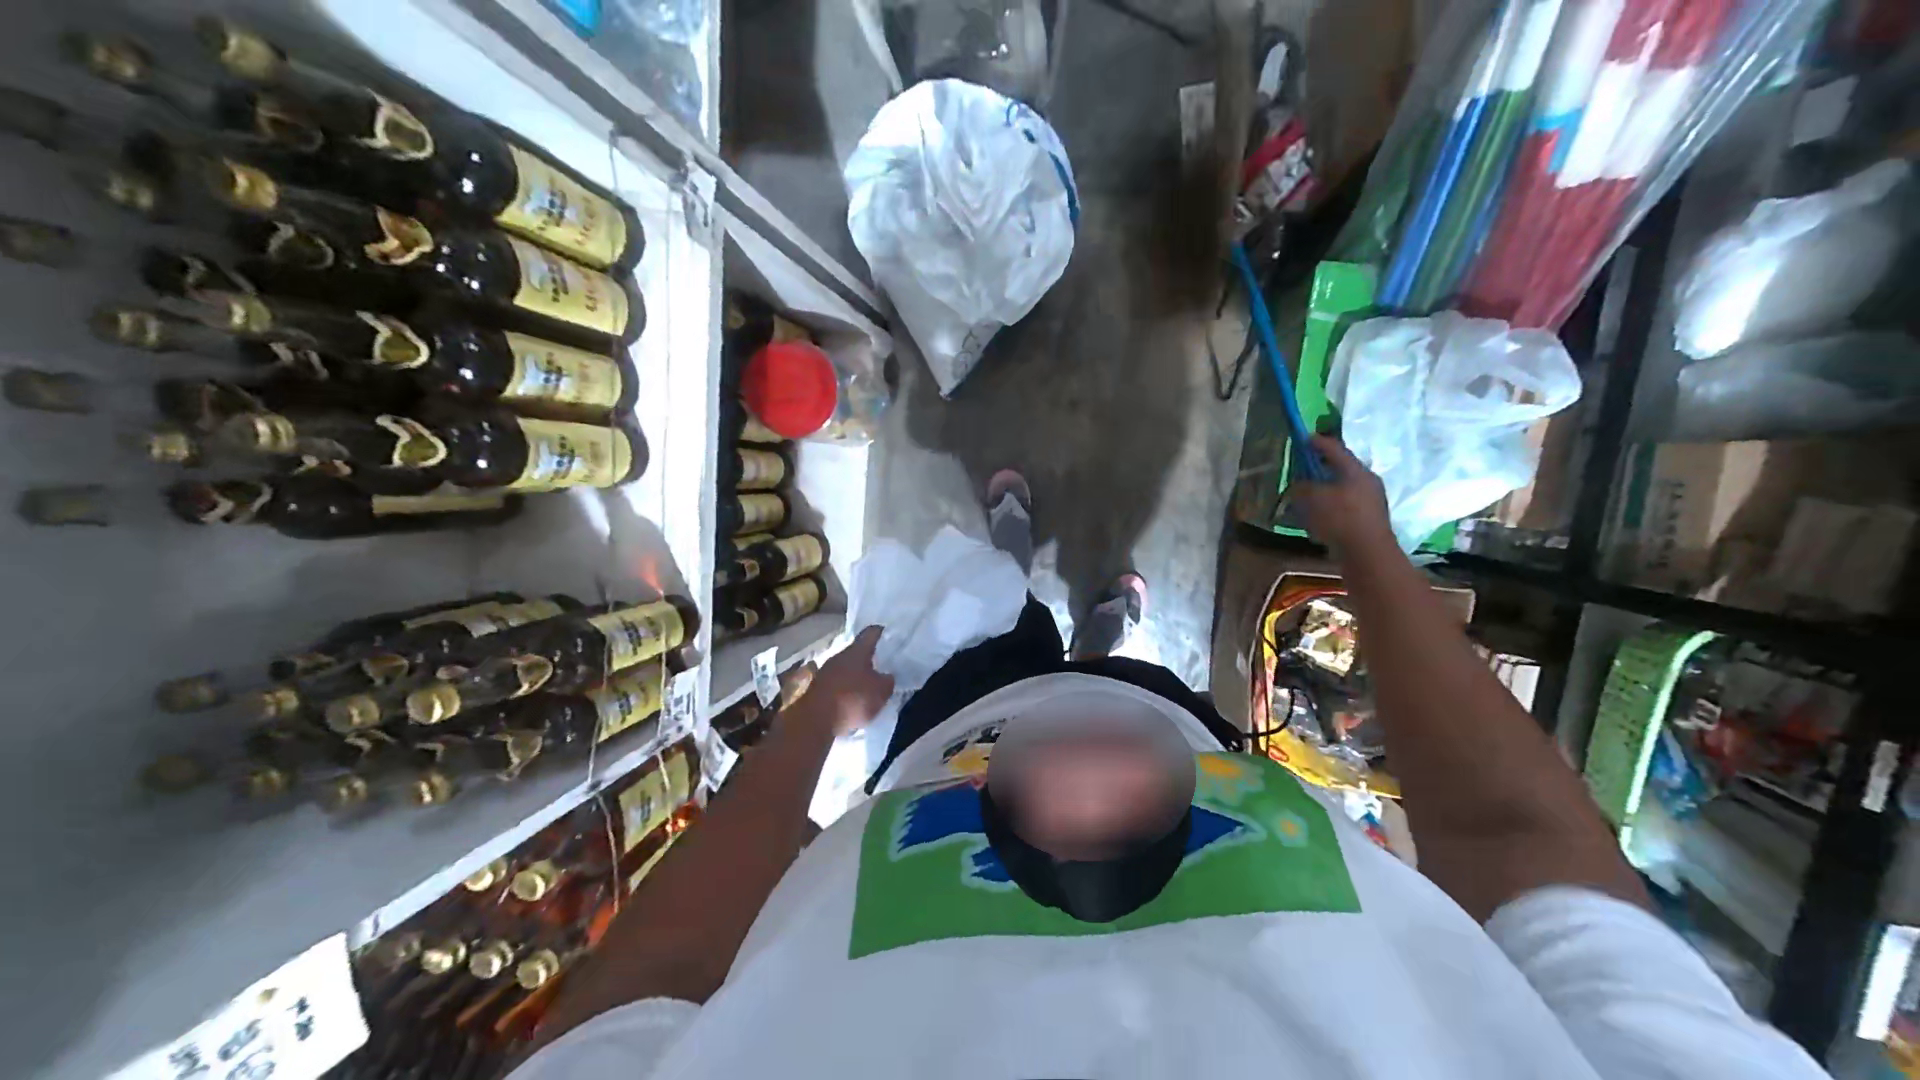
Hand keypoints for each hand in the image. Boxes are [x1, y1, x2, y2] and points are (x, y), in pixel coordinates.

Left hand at [806, 626, 892, 735]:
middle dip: (867, 658)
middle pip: (855, 652)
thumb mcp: (882, 692)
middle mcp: (839, 656)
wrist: (816, 720)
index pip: (870, 633)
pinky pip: (835, 684)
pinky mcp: (815, 689)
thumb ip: (887, 681)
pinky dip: (844, 688)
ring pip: (844, 668)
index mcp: (857, 651)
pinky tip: (850, 699)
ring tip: (866, 685)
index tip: (885, 631)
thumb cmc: (854, 699)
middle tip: (879, 664)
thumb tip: (887, 676)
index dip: (879, 632)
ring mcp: (824, 672)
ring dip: (854, 675)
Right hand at [1287, 435, 1397, 561]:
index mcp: (1355, 470)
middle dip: (1321, 467)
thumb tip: (1299, 484)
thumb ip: (1301, 487)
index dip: (1317, 442)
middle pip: (1341, 468)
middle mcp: (1367, 481)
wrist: (1368, 553)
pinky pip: (1347, 504)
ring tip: (1309, 495)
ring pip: (1344, 487)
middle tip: (1304, 469)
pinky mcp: (1370, 518)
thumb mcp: (1312, 499)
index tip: (1303, 438)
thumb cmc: (1339, 519)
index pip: (1334, 449)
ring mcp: (1372, 500)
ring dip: (1326, 488)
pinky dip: (1332, 504)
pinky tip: (1320, 515)